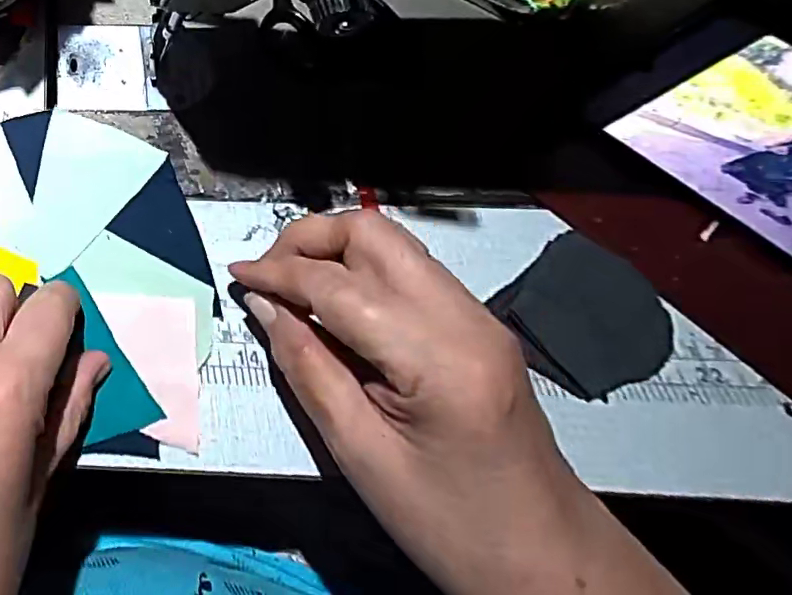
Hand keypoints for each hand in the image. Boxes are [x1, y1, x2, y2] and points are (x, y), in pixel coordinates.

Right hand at [230, 211, 680, 594]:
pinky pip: (407, 267)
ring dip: (334, 249)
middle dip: (309, 239)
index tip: (241, 274)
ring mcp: (476, 313)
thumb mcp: (363, 458)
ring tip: (294, 285)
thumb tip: (267, 308)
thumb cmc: (456, 528)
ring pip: (390, 240)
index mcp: (439, 359)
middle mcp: (465, 317)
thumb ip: (308, 371)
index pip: (339, 285)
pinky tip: (335, 302)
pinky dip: (360, 268)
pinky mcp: (476, 320)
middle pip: (372, 232)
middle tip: (270, 273)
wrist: (549, 560)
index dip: (279, 272)